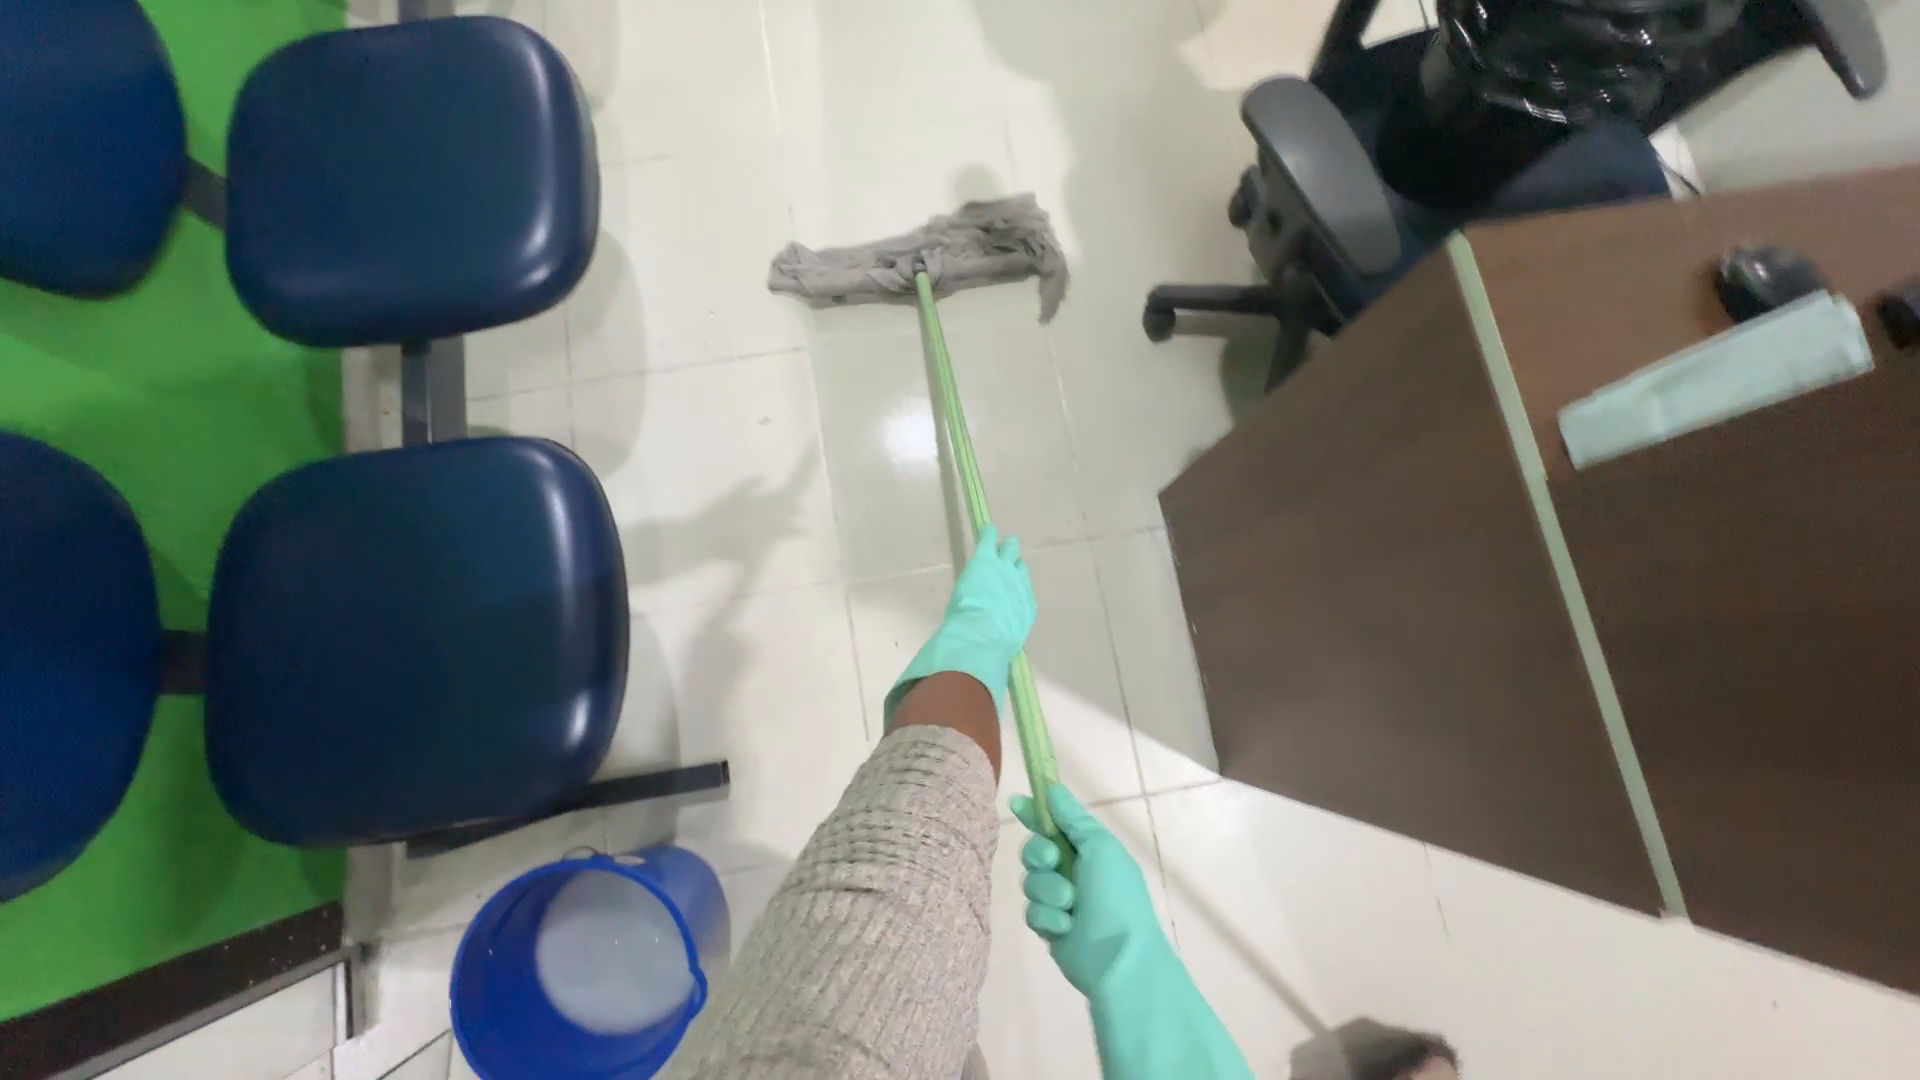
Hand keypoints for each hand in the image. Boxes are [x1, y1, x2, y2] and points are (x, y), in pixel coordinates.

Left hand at [885, 526, 1035, 720]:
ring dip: (1007, 549)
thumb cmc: (989, 657)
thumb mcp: (996, 663)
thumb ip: (992, 668)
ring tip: (1007, 541)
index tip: (1018, 588)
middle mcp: (1019, 594)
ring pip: (1008, 557)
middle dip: (1016, 568)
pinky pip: (990, 544)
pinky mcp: (987, 564)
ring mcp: (1004, 576)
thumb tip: (984, 692)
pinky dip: (989, 535)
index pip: (1024, 602)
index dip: (1020, 593)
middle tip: (1015, 560)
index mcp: (1022, 619)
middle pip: (1019, 577)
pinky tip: (989, 527)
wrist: (982, 637)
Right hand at [1011, 784, 1164, 997]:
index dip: (1034, 812)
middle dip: (1038, 854)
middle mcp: (1071, 870)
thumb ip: (1072, 817)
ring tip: (1069, 905)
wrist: (1120, 959)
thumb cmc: (1116, 896)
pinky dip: (1048, 917)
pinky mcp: (1048, 926)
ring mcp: (1059, 899)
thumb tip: (1052, 787)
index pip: (1054, 823)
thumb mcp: (1099, 847)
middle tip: (1053, 860)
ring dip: (1048, 890)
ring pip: (1030, 881)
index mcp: (1086, 849)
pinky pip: (1031, 910)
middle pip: (1033, 850)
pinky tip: (1064, 928)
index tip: (1016, 802)